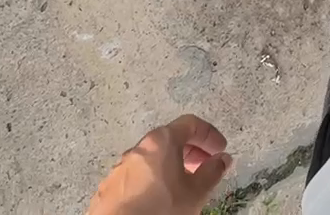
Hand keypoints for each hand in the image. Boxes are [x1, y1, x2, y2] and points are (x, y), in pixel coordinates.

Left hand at [87, 115, 233, 214]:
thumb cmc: (161, 209)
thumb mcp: (196, 192)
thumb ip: (213, 171)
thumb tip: (222, 159)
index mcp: (161, 141)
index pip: (191, 124)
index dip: (209, 134)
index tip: (220, 149)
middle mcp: (137, 149)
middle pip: (169, 140)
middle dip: (191, 150)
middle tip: (205, 165)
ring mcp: (118, 170)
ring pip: (151, 160)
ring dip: (170, 167)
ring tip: (181, 186)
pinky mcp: (106, 191)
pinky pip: (135, 178)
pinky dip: (151, 181)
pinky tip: (157, 200)